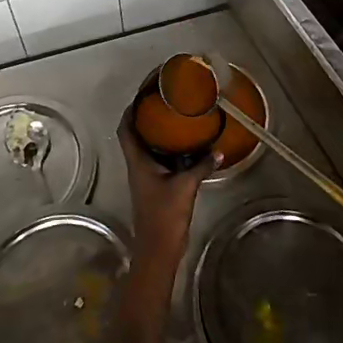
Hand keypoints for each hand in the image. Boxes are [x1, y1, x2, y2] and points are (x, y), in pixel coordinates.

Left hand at [116, 110, 217, 261]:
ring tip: (176, 119)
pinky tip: (186, 147)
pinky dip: (169, 151)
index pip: (125, 129)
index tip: (143, 95)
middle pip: (135, 135)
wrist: (159, 247)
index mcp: (137, 161)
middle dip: (145, 118)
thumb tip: (217, 150)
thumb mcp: (185, 187)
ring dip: (157, 134)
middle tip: (163, 103)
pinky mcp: (156, 186)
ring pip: (147, 148)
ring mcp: (146, 176)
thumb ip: (201, 167)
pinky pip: (159, 160)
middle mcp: (137, 165)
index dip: (130, 111)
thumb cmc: (165, 214)